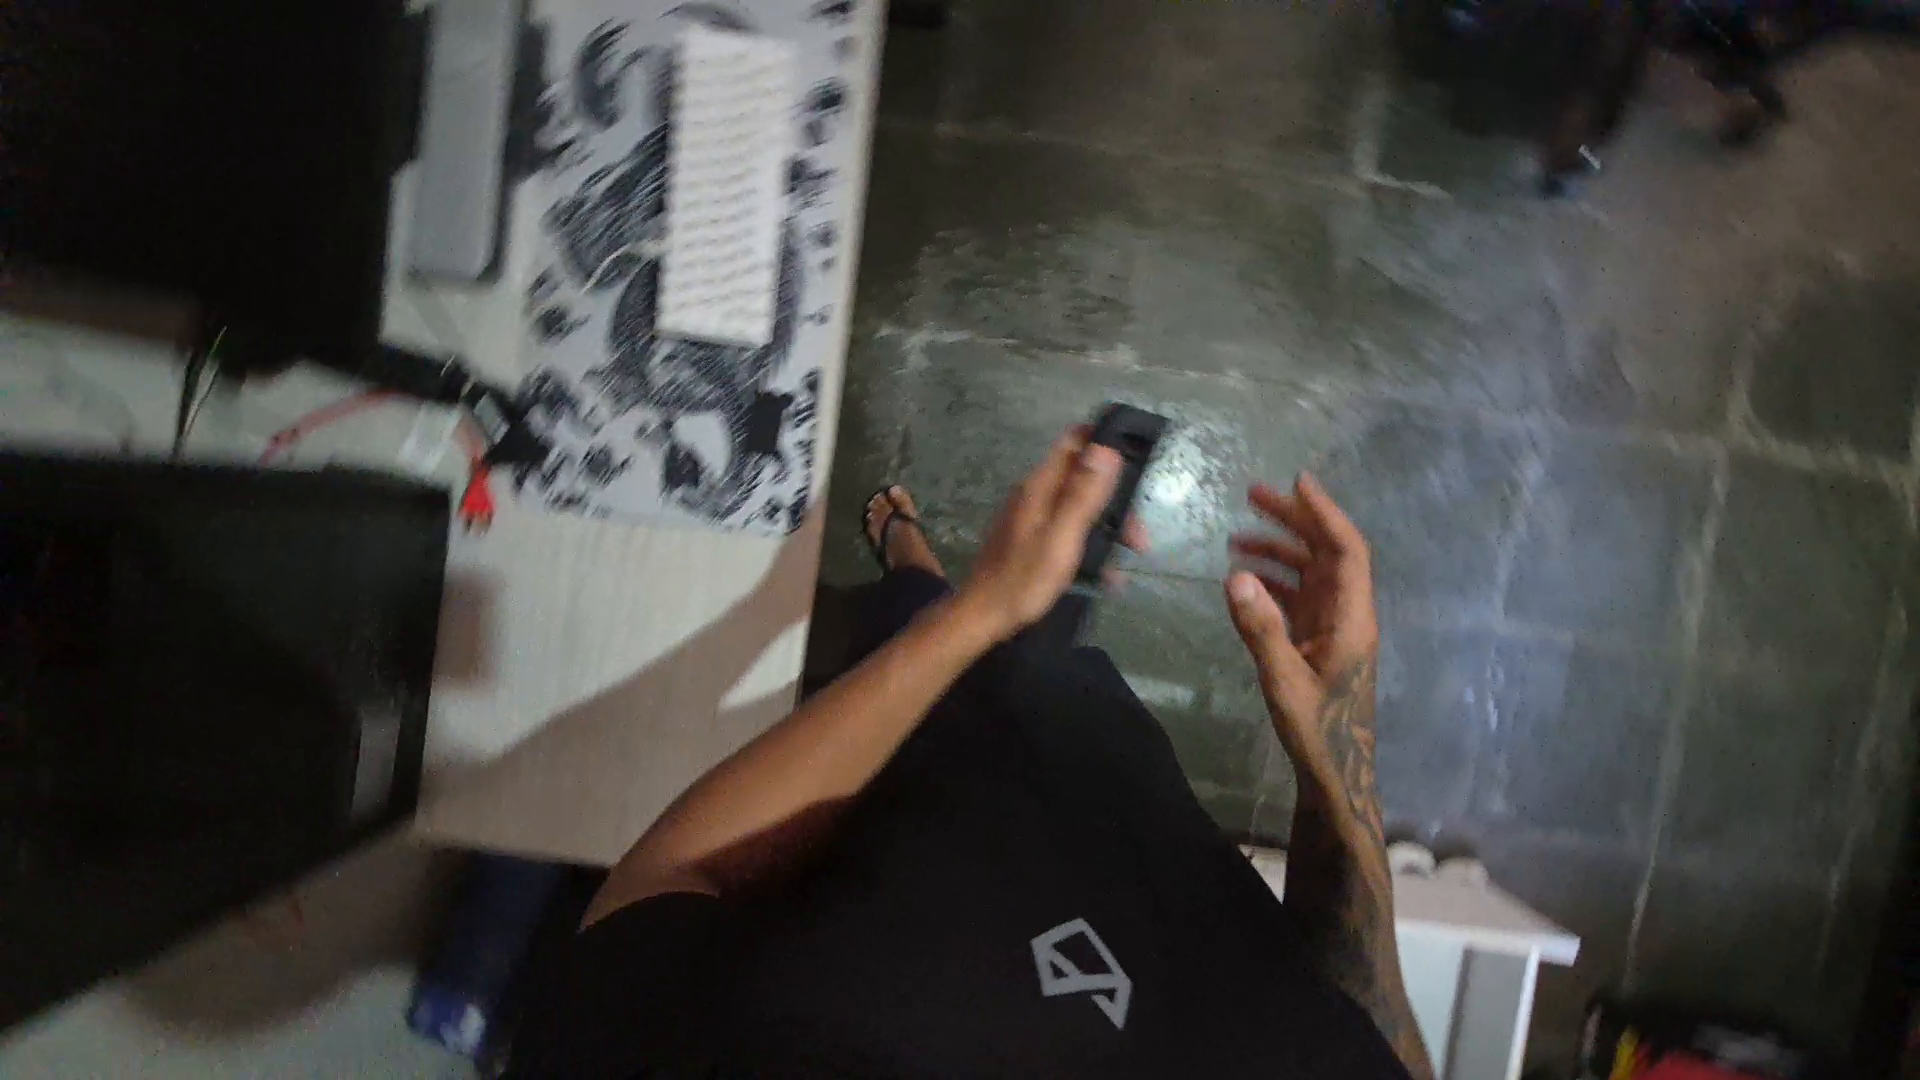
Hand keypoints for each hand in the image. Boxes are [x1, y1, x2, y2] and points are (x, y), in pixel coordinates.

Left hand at [958, 427, 1145, 638]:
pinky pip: (1067, 530)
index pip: (1074, 442)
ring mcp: (1031, 516)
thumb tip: (1104, 448)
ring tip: (1125, 559)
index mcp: (1040, 487)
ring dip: (1106, 527)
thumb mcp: (1061, 537)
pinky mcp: (1030, 539)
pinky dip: (1088, 545)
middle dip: (1115, 501)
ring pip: (1078, 507)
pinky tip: (1103, 573)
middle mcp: (1034, 494)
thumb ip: (1082, 494)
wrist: (983, 616)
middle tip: (1138, 537)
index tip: (1136, 460)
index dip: (1105, 442)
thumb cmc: (1024, 580)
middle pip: (1083, 478)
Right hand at [1223, 474, 1378, 764]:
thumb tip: (1235, 575)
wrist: (1336, 770)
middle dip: (1293, 521)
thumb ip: (1261, 627)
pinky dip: (1271, 580)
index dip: (1324, 513)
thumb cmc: (1318, 728)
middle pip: (1326, 553)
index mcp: (1352, 617)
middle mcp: (1346, 613)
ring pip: (1309, 572)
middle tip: (1252, 496)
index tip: (1297, 482)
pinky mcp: (1317, 639)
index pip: (1345, 551)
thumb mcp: (1283, 679)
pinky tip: (1244, 579)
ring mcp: (1332, 625)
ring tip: (1236, 537)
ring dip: (1278, 550)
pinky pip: (1296, 596)